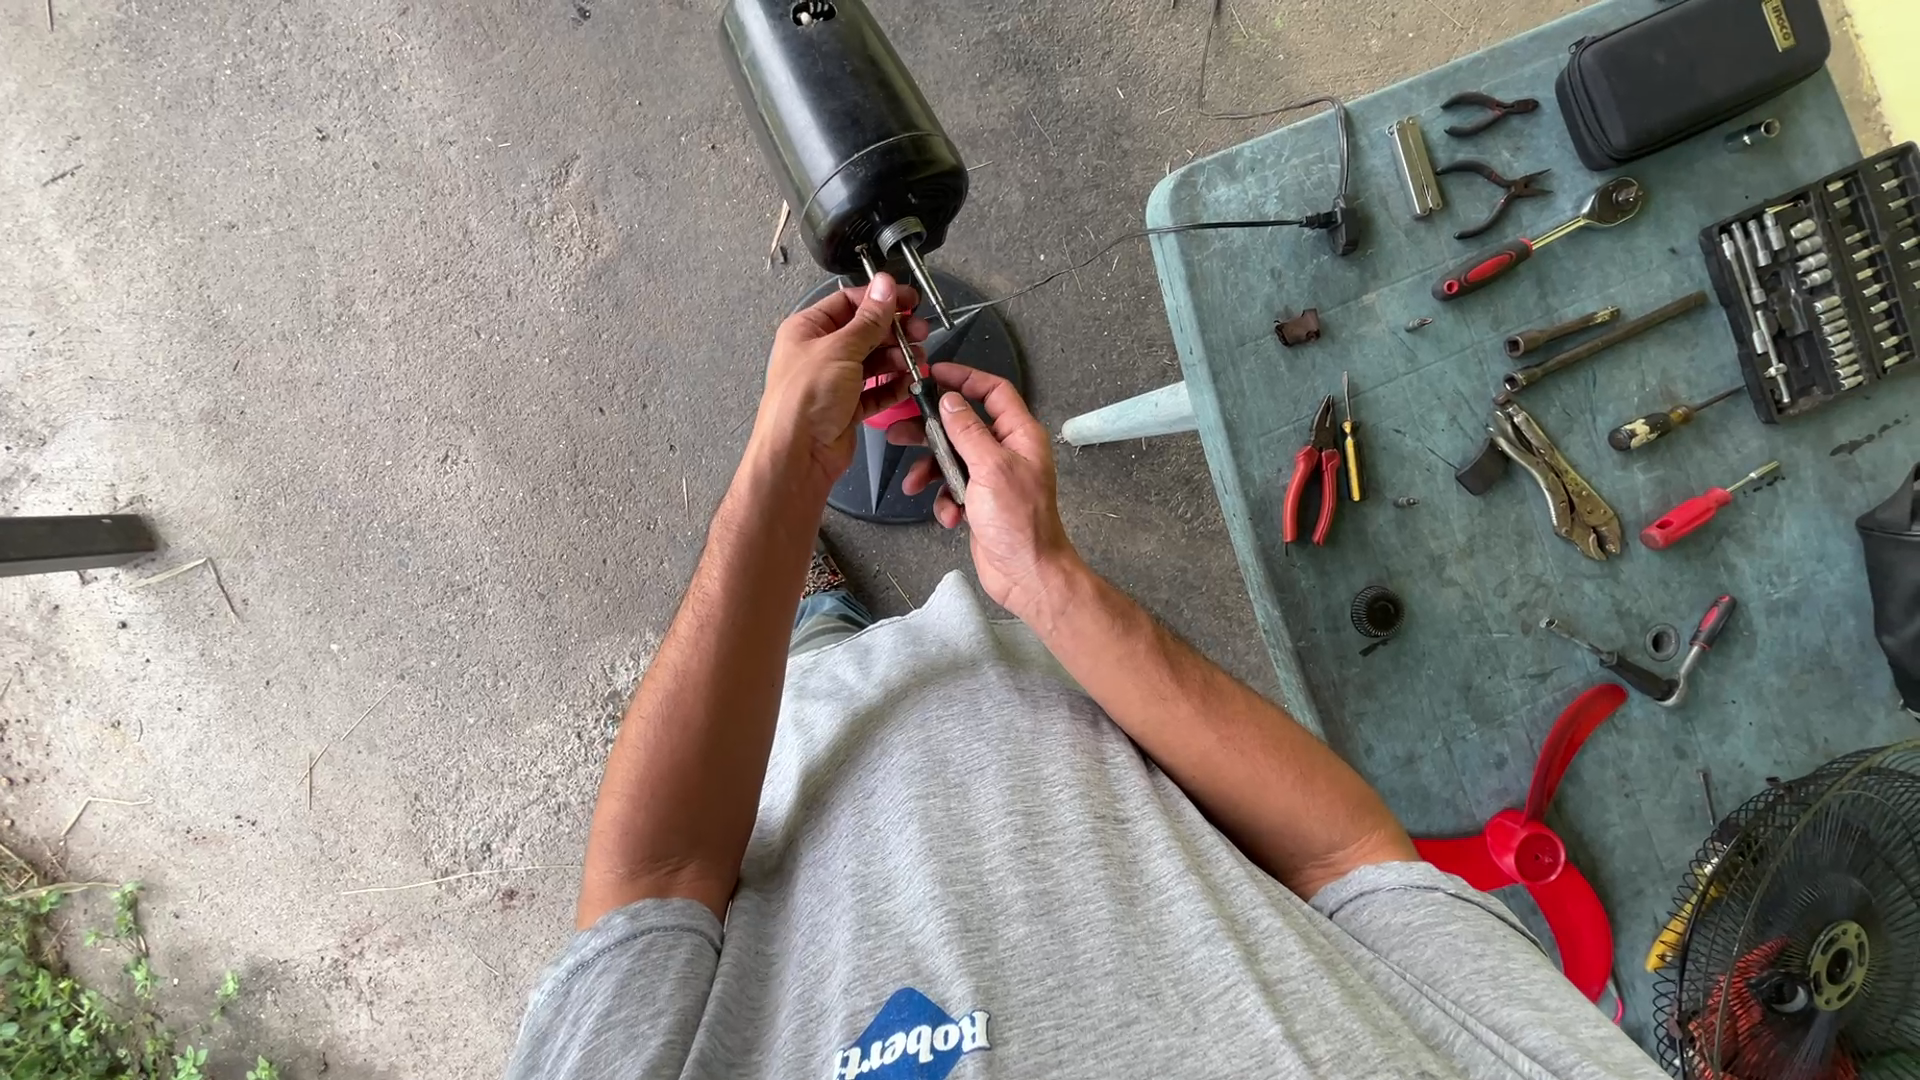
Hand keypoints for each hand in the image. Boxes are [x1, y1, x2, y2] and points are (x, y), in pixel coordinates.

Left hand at [750, 273, 926, 491]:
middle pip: (865, 332)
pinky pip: (875, 391)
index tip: (911, 300)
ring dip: (898, 359)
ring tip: (918, 361)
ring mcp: (835, 381)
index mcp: (809, 329)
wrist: (798, 455)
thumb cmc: (808, 396)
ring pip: (874, 362)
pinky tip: (908, 384)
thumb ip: (868, 319)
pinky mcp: (848, 407)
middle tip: (921, 332)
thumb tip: (885, 284)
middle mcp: (821, 352)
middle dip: (894, 332)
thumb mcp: (841, 349)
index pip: (849, 303)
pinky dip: (892, 387)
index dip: (880, 299)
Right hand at [888, 364, 1083, 620]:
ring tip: (913, 484)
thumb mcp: (990, 467)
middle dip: (931, 431)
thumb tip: (950, 399)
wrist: (1026, 573)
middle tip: (899, 430)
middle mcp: (1006, 451)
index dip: (966, 378)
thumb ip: (967, 430)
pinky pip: (952, 489)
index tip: (934, 375)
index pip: (994, 392)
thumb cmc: (1017, 520)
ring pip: (951, 459)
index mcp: (1020, 435)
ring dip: (931, 472)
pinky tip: (949, 517)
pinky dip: (945, 501)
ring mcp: (991, 478)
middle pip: (963, 426)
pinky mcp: (978, 501)